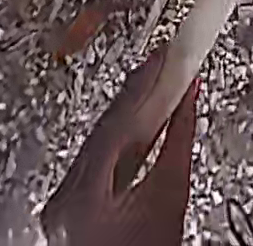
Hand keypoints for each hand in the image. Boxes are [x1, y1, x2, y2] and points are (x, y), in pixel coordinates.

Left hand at [42, 50, 199, 244]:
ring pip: (102, 136)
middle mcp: (63, 191)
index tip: (168, 52)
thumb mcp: (170, 201)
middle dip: (141, 90)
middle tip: (169, 60)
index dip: (146, 79)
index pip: (118, 118)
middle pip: (107, 123)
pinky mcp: (69, 198)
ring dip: (134, 108)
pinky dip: (124, 132)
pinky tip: (144, 117)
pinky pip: (98, 152)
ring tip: (161, 81)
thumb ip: (179, 141)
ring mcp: (62, 195)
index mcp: (84, 191)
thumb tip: (190, 96)